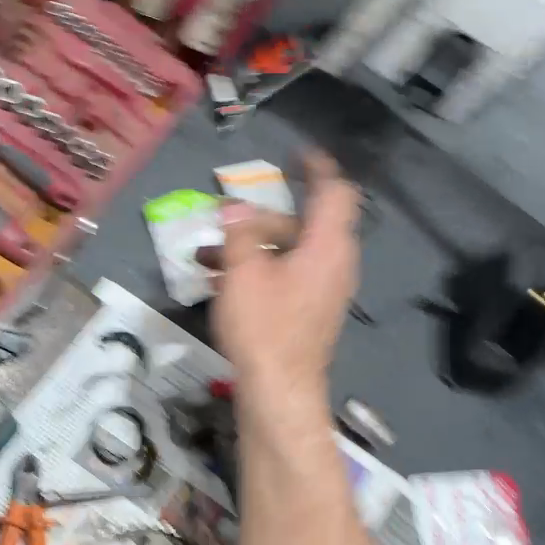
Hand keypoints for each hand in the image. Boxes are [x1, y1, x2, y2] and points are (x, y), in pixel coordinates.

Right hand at [204, 150, 360, 394]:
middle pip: (303, 225)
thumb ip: (238, 234)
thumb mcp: (241, 274)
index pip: (334, 191)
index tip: (298, 154)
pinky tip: (224, 285)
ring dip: (252, 250)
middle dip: (260, 221)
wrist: (280, 390)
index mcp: (327, 245)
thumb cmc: (263, 327)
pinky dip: (260, 272)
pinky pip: (288, 278)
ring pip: (290, 254)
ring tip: (208, 259)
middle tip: (224, 225)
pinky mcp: (312, 314)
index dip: (318, 168)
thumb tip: (234, 206)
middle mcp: (336, 263)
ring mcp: (326, 291)